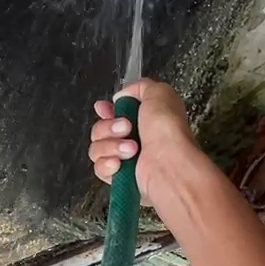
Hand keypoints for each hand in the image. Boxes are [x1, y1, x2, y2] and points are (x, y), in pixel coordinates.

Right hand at [88, 78, 202, 206]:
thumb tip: (122, 95)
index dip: (106, 111)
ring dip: (111, 146)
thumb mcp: (159, 93)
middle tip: (126, 128)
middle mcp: (134, 139)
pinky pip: (99, 168)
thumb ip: (140, 87)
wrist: (167, 165)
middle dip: (108, 127)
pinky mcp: (119, 178)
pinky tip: (120, 164)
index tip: (104, 109)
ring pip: (96, 148)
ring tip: (131, 149)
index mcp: (143, 119)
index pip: (113, 113)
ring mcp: (125, 159)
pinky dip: (107, 164)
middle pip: (99, 129)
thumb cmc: (167, 132)